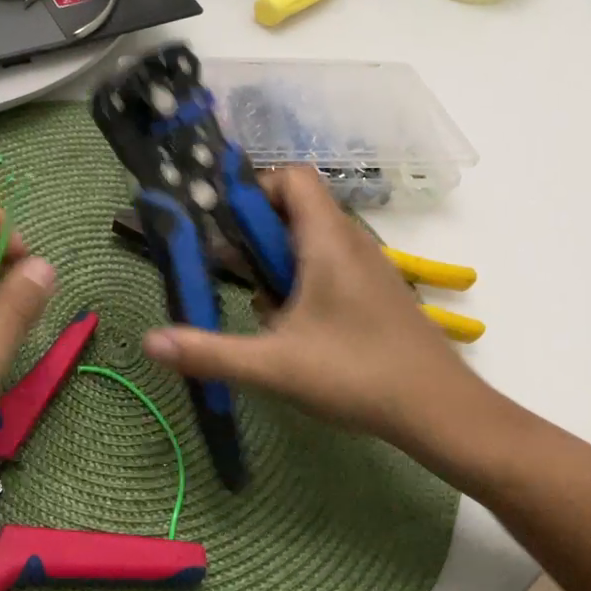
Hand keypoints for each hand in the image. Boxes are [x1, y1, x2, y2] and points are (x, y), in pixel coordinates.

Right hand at [140, 167, 479, 442]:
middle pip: (294, 208)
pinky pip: (326, 265)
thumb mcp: (273, 366)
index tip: (220, 224)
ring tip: (256, 304)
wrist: (442, 413)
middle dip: (252, 232)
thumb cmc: (358, 377)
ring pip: (308, 240)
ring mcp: (366, 268)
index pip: (290, 177)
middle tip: (225, 269)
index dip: (252, 188)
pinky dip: (298, 281)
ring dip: (273, 261)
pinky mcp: (373, 293)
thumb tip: (148, 342)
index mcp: (327, 242)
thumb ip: (209, 352)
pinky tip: (288, 328)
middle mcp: (350, 243)